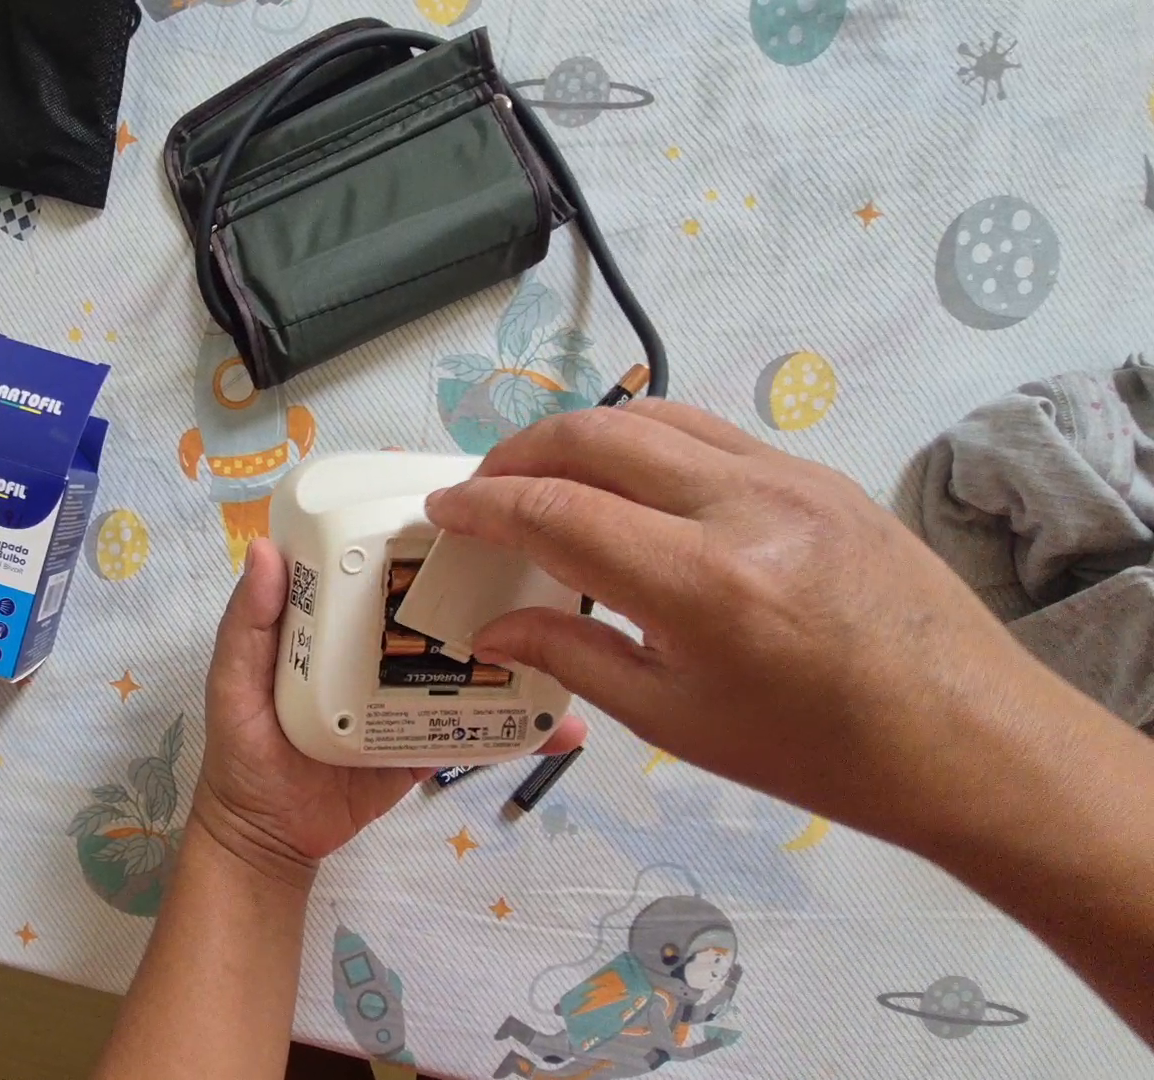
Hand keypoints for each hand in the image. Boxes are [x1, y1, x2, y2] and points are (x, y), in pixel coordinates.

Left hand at [193, 538, 587, 881]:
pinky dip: (515, 731)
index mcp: (330, 625)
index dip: (411, 542)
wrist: (268, 837)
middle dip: (481, 591)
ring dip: (514, 656)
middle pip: (431, 613)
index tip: (464, 515)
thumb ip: (248, 623)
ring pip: (465, 668)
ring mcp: (404, 699)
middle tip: (538, 569)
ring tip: (566, 640)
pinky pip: (473, 732)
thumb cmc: (242, 747)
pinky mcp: (423, 746)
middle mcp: (373, 652)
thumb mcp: (233, 679)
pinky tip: (559, 727)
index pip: (374, 570)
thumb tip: (265, 549)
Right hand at [421, 400, 1071, 843]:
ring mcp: (788, 476)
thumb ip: (567, 655)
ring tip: (535, 476)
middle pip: (593, 437)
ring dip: (571, 437)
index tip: (441, 509)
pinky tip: (615, 479)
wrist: (975, 742)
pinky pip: (698, 429)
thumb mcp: (669, 717)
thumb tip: (489, 630)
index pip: (556, 512)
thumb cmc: (809, 749)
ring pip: (645, 415)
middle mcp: (743, 507)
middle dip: (515, 454)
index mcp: (702, 584)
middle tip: (479, 491)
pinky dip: (632, 439)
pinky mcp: (814, 470)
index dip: (483, 505)